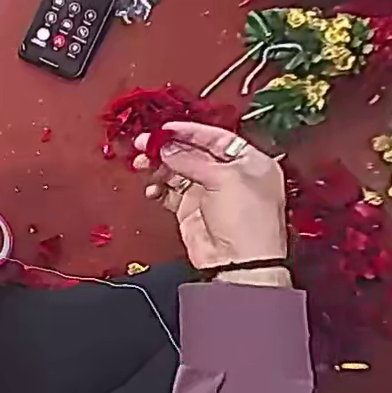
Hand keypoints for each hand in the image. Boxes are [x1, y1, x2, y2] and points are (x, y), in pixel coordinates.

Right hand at [136, 122, 289, 277]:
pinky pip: (170, 192)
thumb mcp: (223, 180)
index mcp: (248, 162)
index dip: (189, 131)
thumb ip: (191, 160)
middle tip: (144, 144)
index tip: (166, 129)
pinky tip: (152, 188)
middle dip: (168, 148)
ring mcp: (209, 192)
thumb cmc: (248, 222)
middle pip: (192, 153)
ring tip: (143, 164)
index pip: (215, 137)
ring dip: (159, 166)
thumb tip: (167, 147)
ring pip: (177, 170)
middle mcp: (229, 175)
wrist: (238, 263)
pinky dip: (158, 188)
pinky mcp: (191, 209)